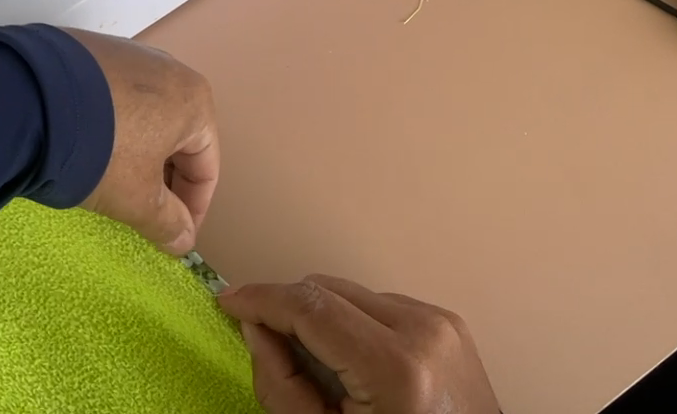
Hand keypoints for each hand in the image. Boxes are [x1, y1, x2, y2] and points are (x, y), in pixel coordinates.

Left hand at [61, 29, 218, 254]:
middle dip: (164, 178)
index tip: (175, 237)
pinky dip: (110, 124)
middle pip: (177, 136)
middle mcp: (168, 68)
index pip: (206, 165)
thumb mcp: (137, 198)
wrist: (32, 101)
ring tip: (111, 180)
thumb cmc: (104, 152)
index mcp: (193, 99)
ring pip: (145, 114)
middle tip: (144, 212)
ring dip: (137, 151)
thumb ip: (168, 222)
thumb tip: (184, 239)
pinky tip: (87, 144)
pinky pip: (114, 95)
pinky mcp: (92, 50)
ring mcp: (127, 53)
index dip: (194, 209)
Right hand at [219, 274, 497, 412]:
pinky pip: (380, 305)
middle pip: (327, 290)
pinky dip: (356, 325)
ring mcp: (441, 322)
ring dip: (324, 318)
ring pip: (351, 294)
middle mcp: (423, 329)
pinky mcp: (449, 322)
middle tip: (270, 348)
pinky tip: (359, 366)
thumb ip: (284, 386)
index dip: (261, 299)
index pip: (310, 306)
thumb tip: (255, 327)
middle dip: (291, 312)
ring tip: (325, 369)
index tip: (227, 301)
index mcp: (396, 369)